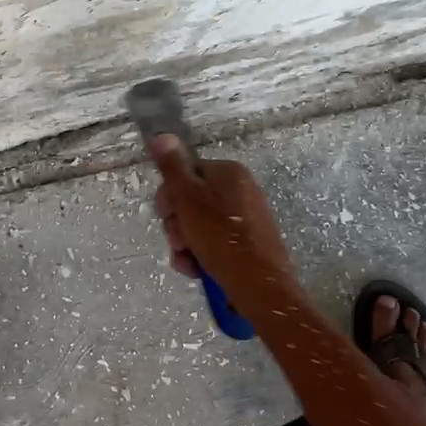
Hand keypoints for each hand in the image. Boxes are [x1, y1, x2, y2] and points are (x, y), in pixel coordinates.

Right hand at [151, 134, 296, 308]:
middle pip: (190, 198)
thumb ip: (173, 167)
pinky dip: (200, 253)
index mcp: (229, 173)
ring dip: (184, 241)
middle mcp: (241, 190)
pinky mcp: (250, 243)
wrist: (262, 291)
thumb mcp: (188, 199)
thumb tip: (163, 134)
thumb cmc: (222, 239)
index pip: (184, 172)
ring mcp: (246, 218)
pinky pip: (214, 240)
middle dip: (176, 222)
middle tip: (177, 241)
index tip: (166, 215)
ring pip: (199, 223)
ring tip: (185, 260)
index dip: (169, 194)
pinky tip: (194, 269)